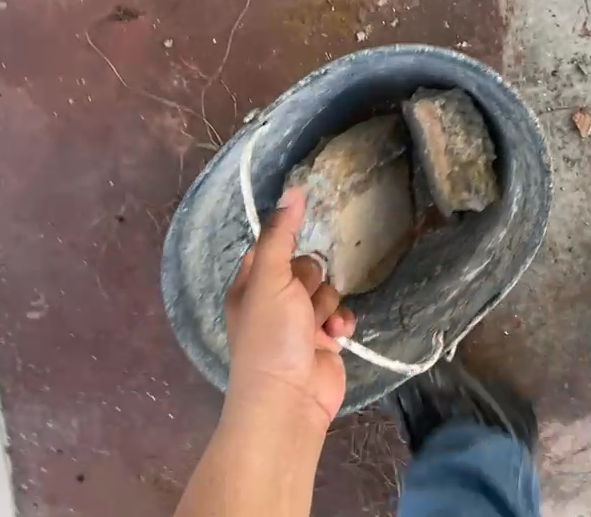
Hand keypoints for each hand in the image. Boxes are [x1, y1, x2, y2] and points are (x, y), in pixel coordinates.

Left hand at [223, 190, 357, 426]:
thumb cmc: (270, 337)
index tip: (303, 232)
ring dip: (327, 304)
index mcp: (250, 287)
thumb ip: (281, 235)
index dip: (286, 242)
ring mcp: (299, 323)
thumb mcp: (270, 278)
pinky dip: (340, 323)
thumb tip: (294, 190)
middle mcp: (273, 302)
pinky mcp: (323, 340)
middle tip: (300, 298)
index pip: (271, 247)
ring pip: (326, 289)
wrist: (289, 401)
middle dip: (311, 280)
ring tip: (317, 326)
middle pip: (306, 265)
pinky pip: (340, 313)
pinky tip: (337, 335)